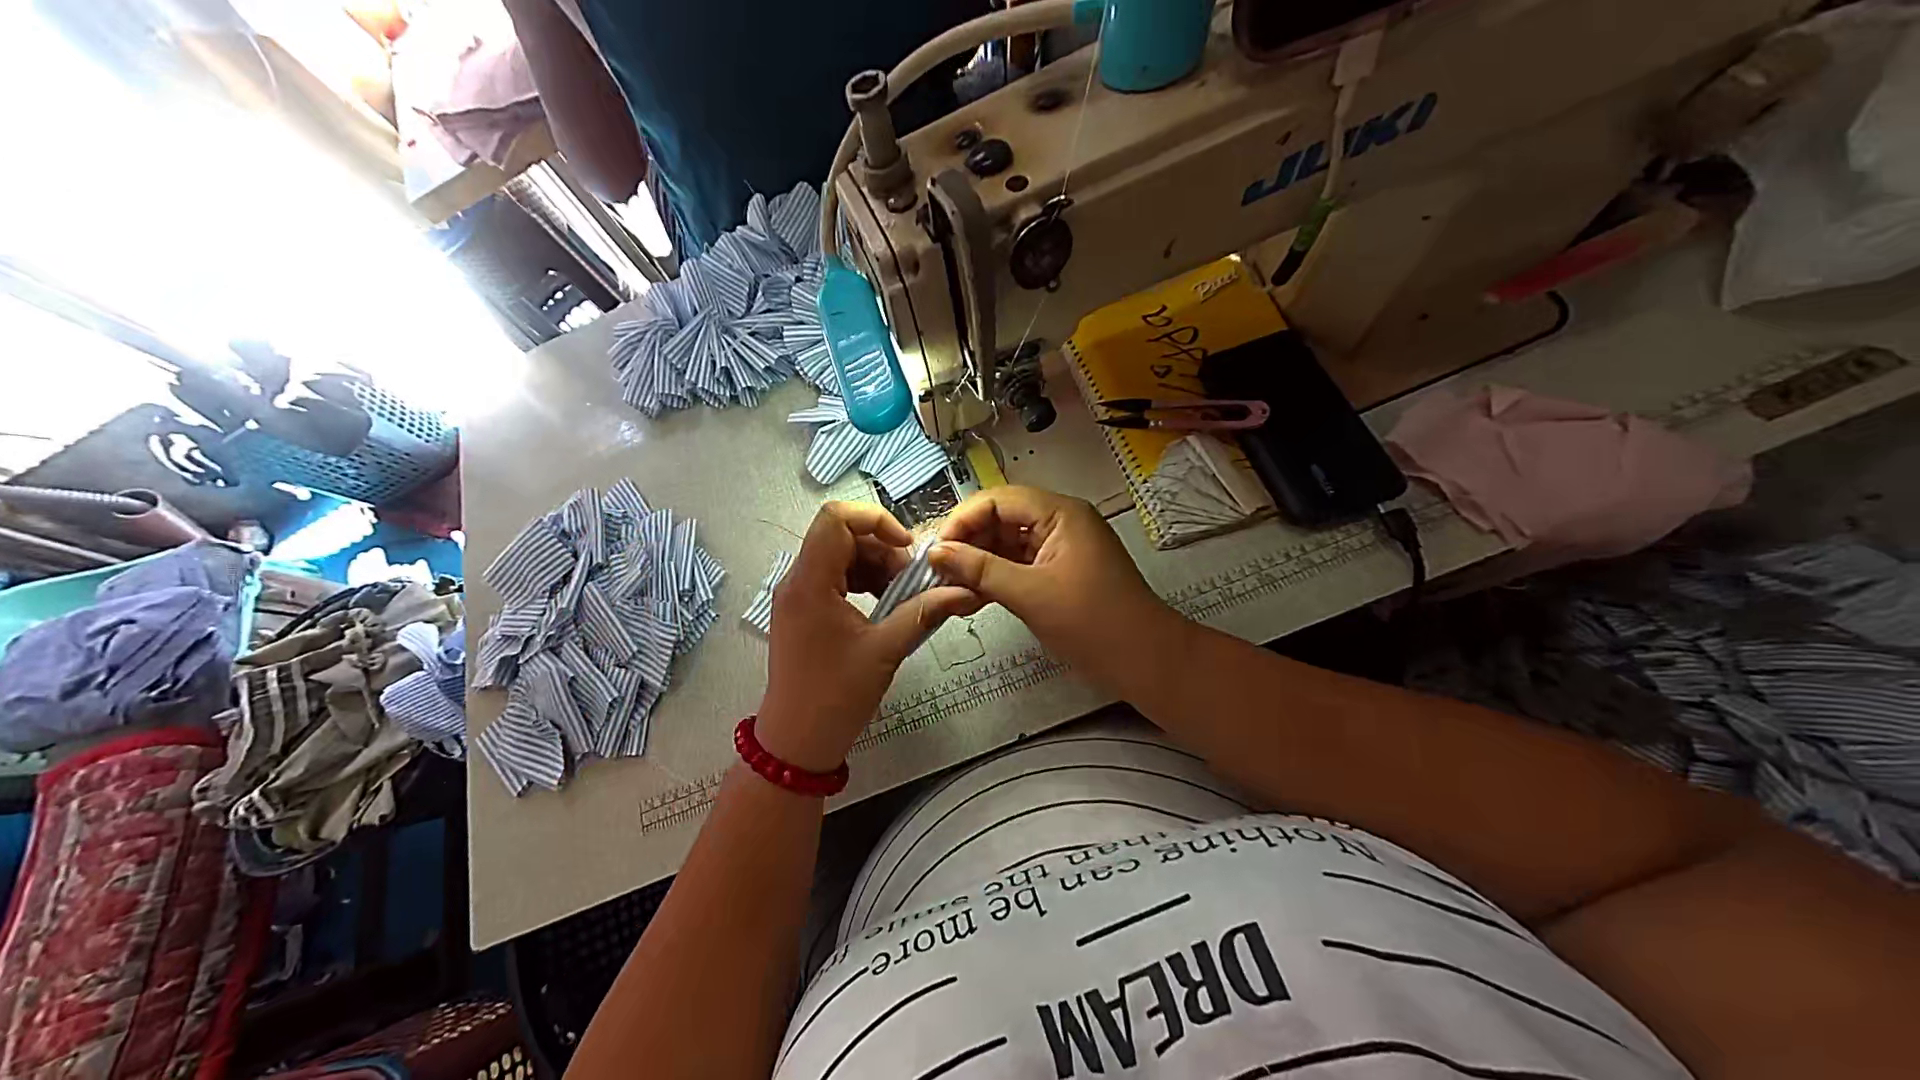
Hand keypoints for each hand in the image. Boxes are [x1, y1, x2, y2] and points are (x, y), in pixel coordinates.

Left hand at [758, 502, 980, 772]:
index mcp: (810, 582)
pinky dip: (863, 582)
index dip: (876, 520)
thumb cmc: (836, 696)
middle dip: (882, 549)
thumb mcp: (885, 651)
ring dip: (875, 566)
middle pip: (841, 535)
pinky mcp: (803, 610)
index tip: (906, 548)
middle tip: (912, 580)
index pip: (836, 518)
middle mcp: (797, 580)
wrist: (797, 741)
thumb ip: (923, 613)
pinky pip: (835, 578)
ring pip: (840, 556)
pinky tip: (886, 605)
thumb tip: (963, 591)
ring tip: (903, 595)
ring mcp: (798, 595)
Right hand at [929, 486, 1184, 689]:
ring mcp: (1060, 547)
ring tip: (950, 588)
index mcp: (1060, 513)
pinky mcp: (1059, 572)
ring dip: (978, 563)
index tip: (936, 551)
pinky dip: (995, 578)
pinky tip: (972, 596)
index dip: (963, 520)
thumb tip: (936, 553)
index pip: (998, 499)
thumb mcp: (1029, 594)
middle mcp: (1060, 521)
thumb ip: (979, 569)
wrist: (1145, 660)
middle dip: (968, 543)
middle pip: (1001, 519)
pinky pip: (1018, 564)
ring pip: (1007, 543)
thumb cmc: (1092, 623)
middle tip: (938, 573)